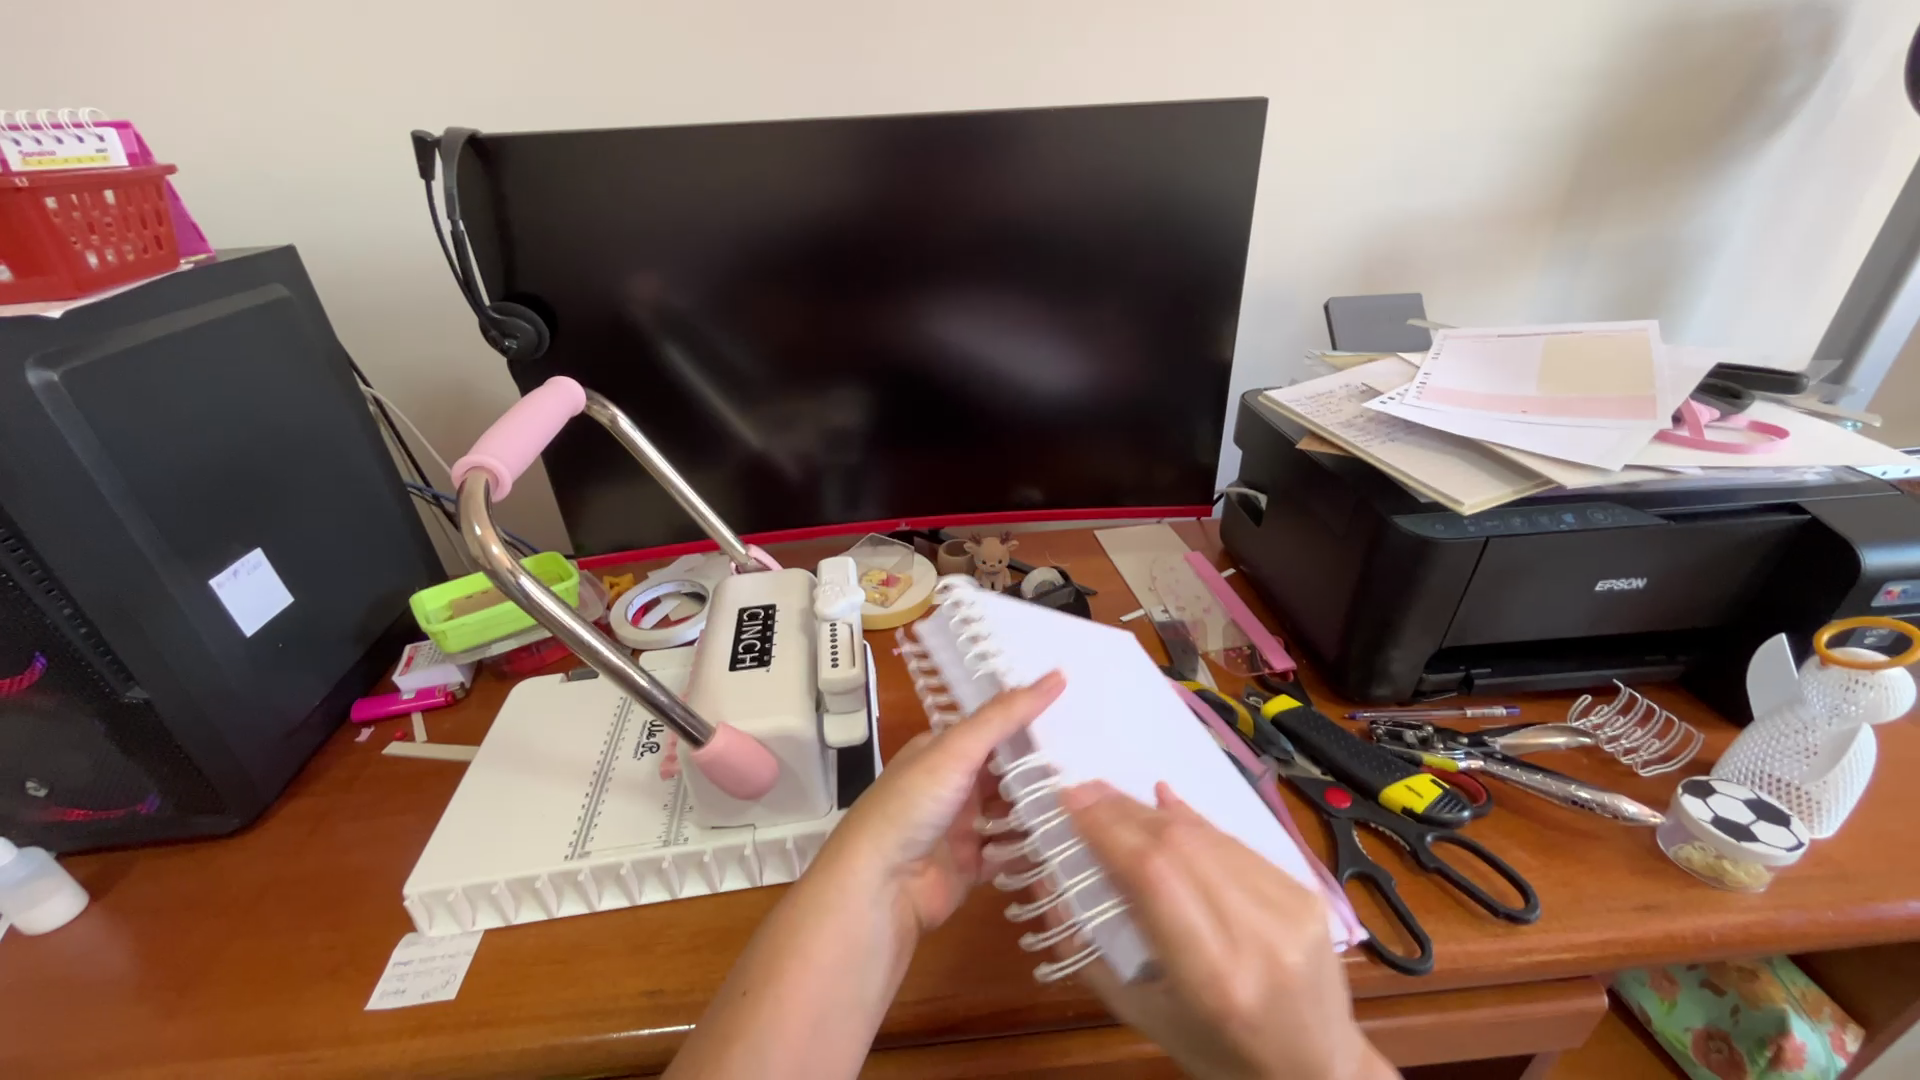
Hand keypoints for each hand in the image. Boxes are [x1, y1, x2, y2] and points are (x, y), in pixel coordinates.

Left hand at [814, 671, 1065, 935]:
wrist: (879, 887)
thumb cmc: (912, 804)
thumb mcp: (957, 749)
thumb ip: (1005, 716)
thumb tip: (1056, 676)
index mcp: (942, 751)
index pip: (993, 728)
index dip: (1030, 720)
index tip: (1077, 712)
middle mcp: (952, 786)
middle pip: (1005, 772)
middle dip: (1041, 767)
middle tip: (1096, 756)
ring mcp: (961, 828)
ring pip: (1011, 813)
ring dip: (1041, 808)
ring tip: (1090, 797)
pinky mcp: (971, 867)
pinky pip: (1010, 853)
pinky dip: (1032, 848)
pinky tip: (1070, 839)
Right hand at [1058, 781, 1396, 1079]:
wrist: (1320, 1070)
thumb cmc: (1220, 1054)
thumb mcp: (1144, 1016)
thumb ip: (1090, 950)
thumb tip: (1052, 881)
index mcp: (1214, 978)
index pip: (1154, 875)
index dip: (1108, 829)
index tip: (1068, 802)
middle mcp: (1258, 934)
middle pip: (1178, 845)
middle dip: (1121, 810)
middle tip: (1081, 793)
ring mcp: (1289, 907)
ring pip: (1206, 835)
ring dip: (1151, 811)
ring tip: (1112, 799)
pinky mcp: (1305, 890)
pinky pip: (1234, 841)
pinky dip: (1191, 820)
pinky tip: (1163, 807)